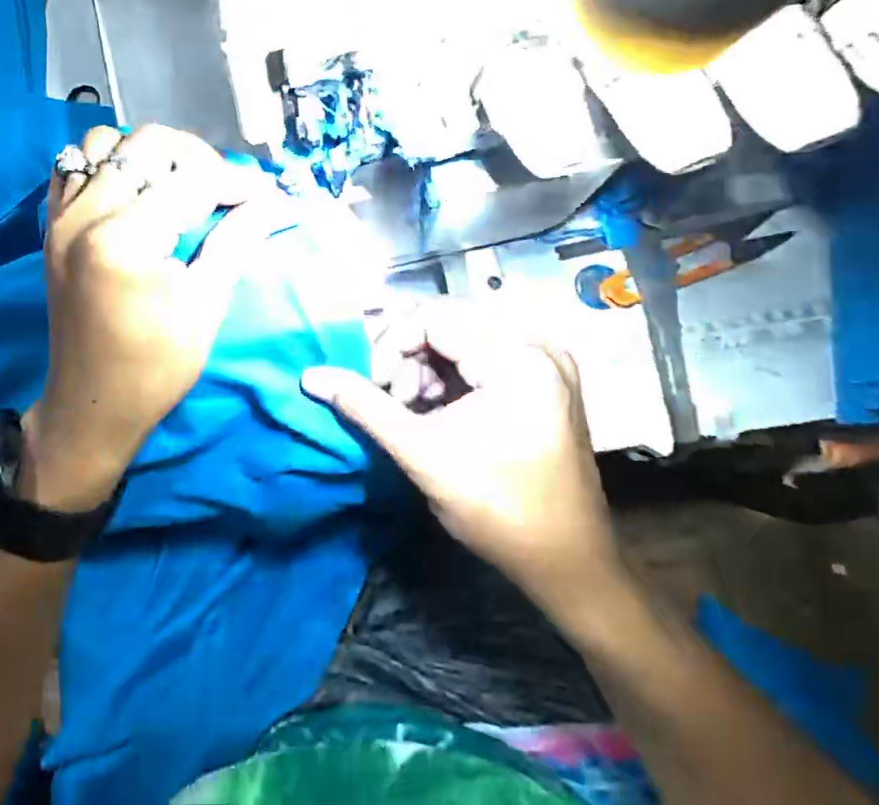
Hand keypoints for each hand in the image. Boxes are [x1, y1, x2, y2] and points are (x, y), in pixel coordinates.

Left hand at [26, 125, 283, 510]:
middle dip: (198, 159)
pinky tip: (134, 192)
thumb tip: (273, 202)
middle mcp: (84, 215)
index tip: (267, 196)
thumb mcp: (205, 307)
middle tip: (226, 191)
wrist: (91, 405)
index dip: (237, 183)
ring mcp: (61, 217)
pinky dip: (107, 164)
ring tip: (179, 186)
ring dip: (152, 156)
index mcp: (124, 240)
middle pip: (150, 145)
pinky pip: (73, 165)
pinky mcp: (52, 226)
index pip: (192, 182)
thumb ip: (236, 241)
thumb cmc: (154, 368)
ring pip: (109, 143)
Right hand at [300, 298, 623, 607]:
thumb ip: (365, 406)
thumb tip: (311, 377)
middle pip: (449, 322)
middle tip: (395, 402)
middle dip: (409, 357)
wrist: (566, 561)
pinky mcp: (545, 378)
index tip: (376, 389)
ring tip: (414, 411)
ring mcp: (546, 360)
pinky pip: (485, 355)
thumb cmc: (497, 510)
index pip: (433, 317)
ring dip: (427, 366)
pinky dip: (452, 375)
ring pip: (464, 337)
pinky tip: (437, 409)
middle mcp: (538, 344)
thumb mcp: (422, 454)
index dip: (392, 347)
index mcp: (517, 356)